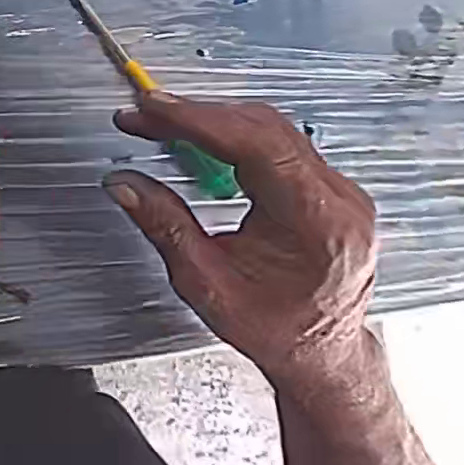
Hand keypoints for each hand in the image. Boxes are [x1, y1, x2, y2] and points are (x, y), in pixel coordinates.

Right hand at [103, 94, 378, 394]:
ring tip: (161, 123)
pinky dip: (231, 134)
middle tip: (145, 115)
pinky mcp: (326, 187)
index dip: (199, 120)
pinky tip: (200, 137)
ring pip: (269, 128)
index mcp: (316, 223)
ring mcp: (337, 190)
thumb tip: (126, 185)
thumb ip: (164, 226)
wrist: (322, 355)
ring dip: (211, 120)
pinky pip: (276, 141)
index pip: (257, 145)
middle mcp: (337, 199)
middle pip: (262, 128)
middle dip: (195, 116)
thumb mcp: (206, 284)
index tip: (155, 109)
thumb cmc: (277, 331)